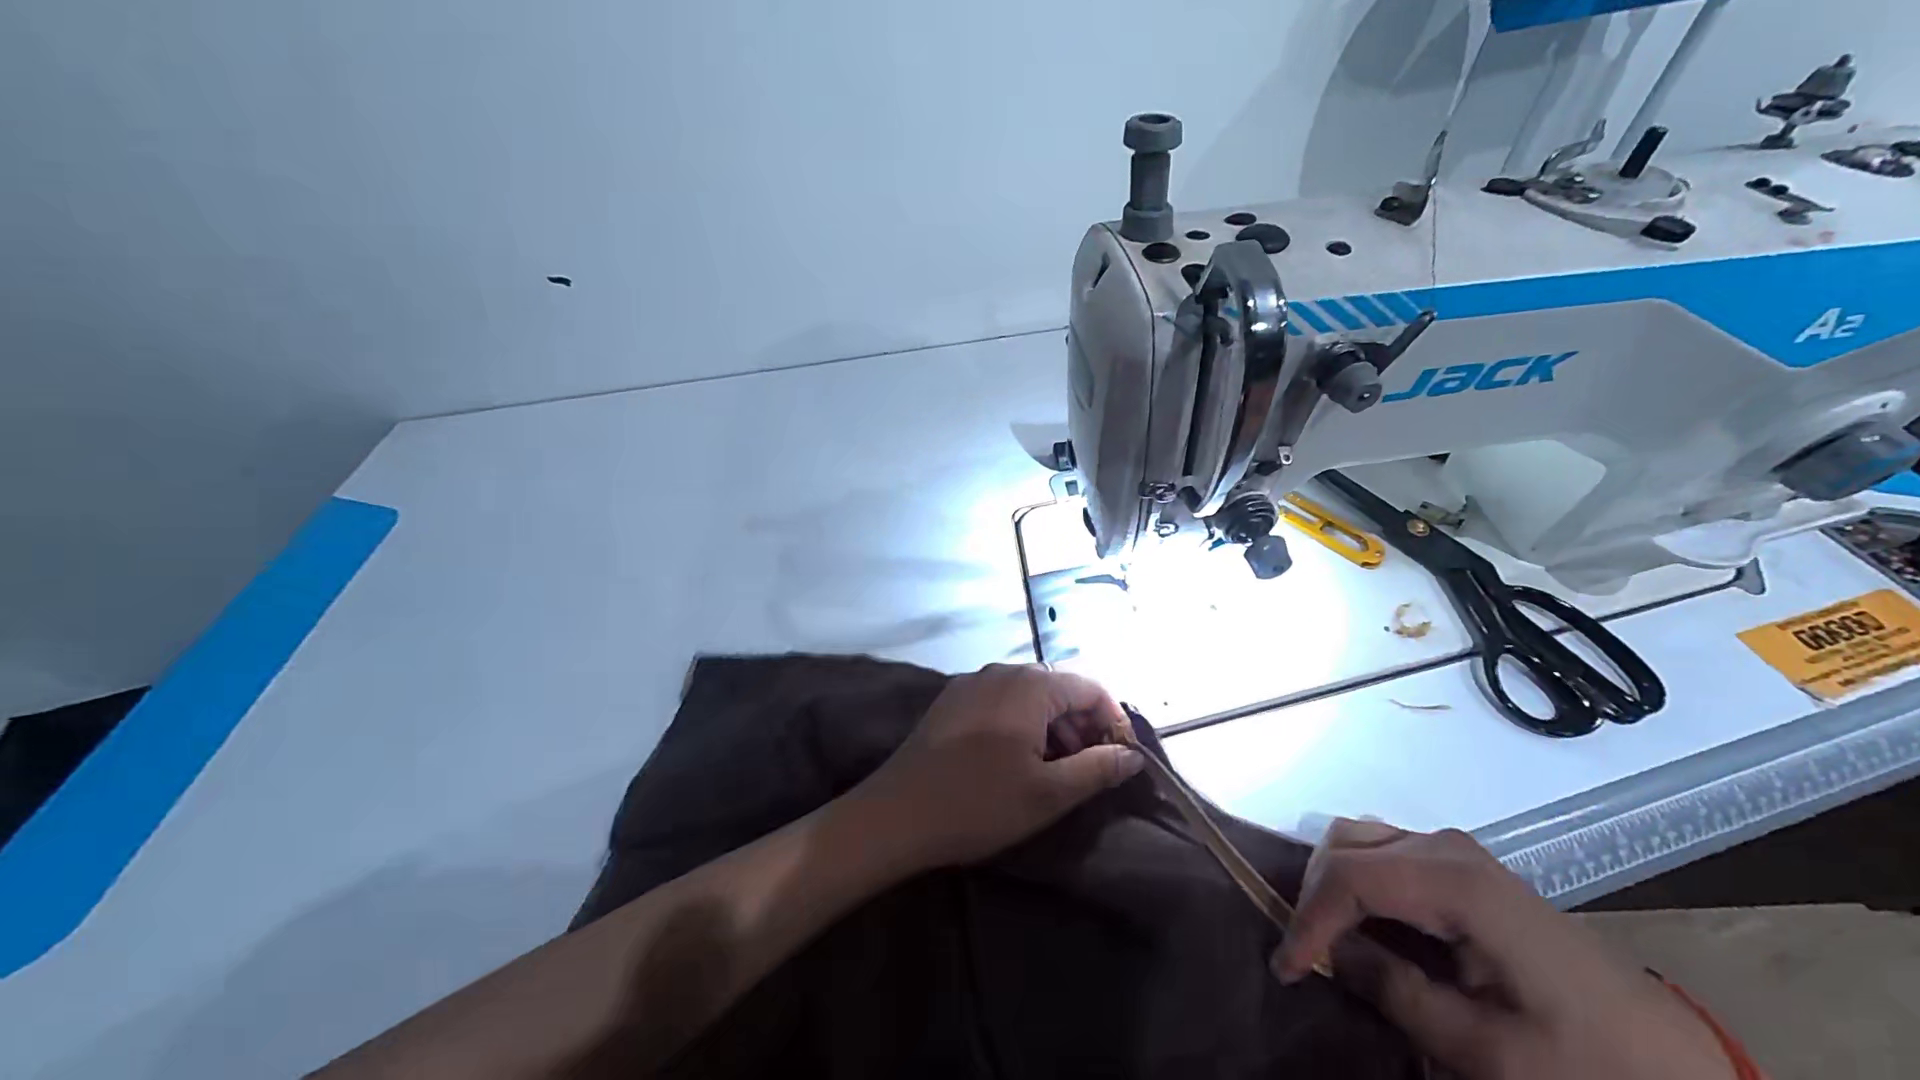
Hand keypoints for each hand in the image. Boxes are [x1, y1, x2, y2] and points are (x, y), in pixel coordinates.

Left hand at [845, 664, 1144, 869]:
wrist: (895, 815)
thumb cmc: (978, 804)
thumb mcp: (1048, 793)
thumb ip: (1097, 768)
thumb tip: (1131, 755)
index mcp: (1029, 686)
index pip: (1090, 687)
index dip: (1113, 721)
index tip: (1121, 759)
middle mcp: (1000, 672)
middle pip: (1059, 688)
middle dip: (1083, 725)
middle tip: (1093, 769)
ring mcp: (971, 684)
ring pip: (1029, 695)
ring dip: (1053, 727)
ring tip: (1058, 771)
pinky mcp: (951, 702)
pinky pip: (1001, 702)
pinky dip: (1022, 724)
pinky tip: (1018, 761)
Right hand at [1272, 821, 1735, 1079]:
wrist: (1670, 1058)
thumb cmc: (1583, 1058)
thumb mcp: (1485, 1048)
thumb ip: (1395, 990)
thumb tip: (1331, 952)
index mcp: (1456, 883)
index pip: (1349, 876)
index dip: (1307, 918)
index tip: (1289, 969)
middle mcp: (1447, 849)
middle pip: (1345, 843)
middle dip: (1313, 893)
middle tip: (1306, 953)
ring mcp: (1457, 853)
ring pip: (1360, 840)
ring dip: (1332, 883)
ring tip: (1327, 938)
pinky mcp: (1464, 869)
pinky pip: (1386, 854)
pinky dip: (1358, 881)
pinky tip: (1362, 924)